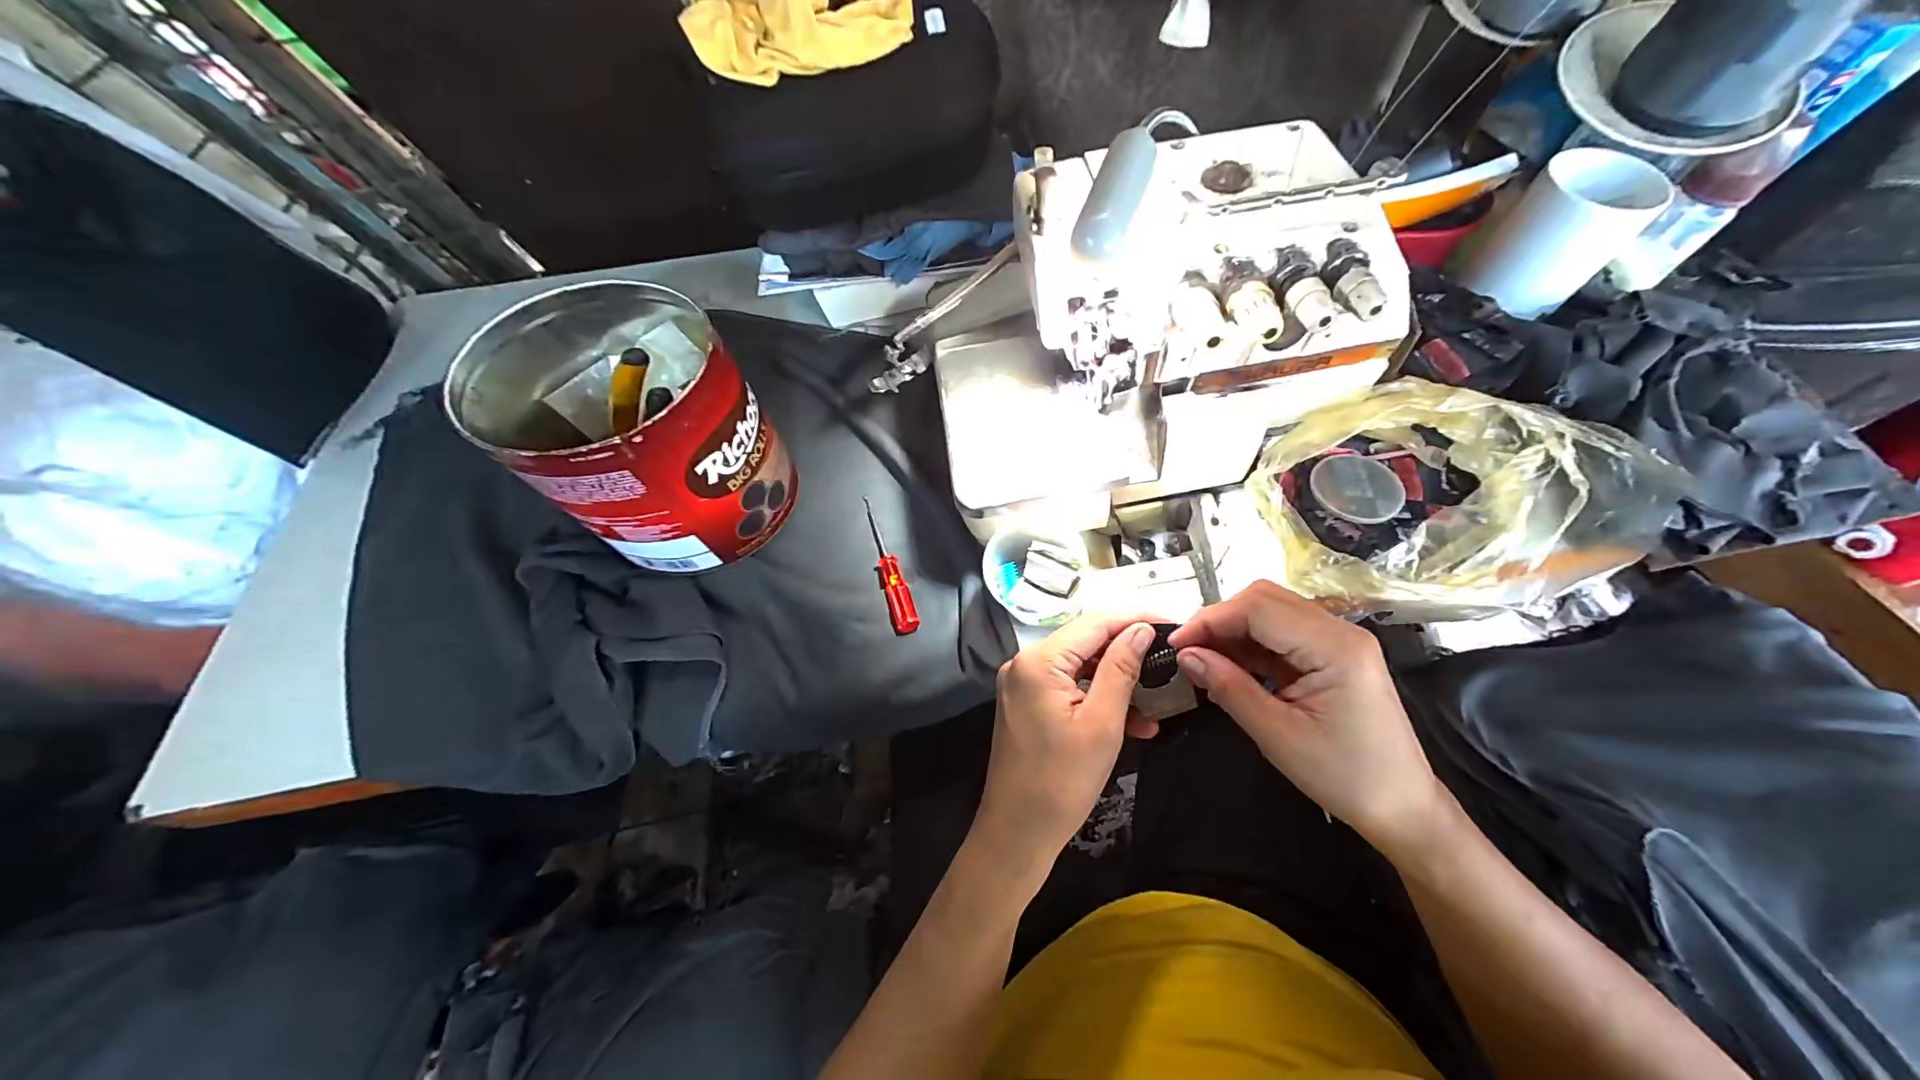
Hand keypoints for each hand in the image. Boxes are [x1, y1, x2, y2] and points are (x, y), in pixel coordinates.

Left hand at [971, 615, 1156, 877]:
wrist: (1018, 833)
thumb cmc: (1062, 781)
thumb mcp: (1102, 723)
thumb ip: (1121, 669)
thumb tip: (1140, 630)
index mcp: (1038, 662)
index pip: (1094, 623)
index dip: (1134, 620)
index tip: (1172, 625)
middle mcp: (1024, 664)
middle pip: (1086, 643)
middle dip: (1129, 655)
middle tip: (1170, 667)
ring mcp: (1022, 684)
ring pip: (1080, 668)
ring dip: (1118, 683)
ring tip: (1157, 706)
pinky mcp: (1026, 704)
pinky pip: (1068, 689)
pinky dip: (1097, 700)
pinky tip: (1133, 724)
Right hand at [1168, 581, 1445, 853]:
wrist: (1402, 807)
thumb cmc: (1344, 777)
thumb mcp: (1277, 735)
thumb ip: (1229, 688)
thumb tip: (1186, 656)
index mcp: (1336, 648)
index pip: (1258, 609)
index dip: (1211, 620)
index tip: (1177, 646)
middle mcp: (1341, 632)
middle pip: (1264, 600)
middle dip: (1219, 620)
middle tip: (1188, 653)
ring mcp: (1339, 641)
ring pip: (1270, 612)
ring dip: (1233, 631)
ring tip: (1203, 662)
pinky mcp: (1332, 655)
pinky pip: (1282, 634)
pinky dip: (1250, 645)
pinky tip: (1229, 667)